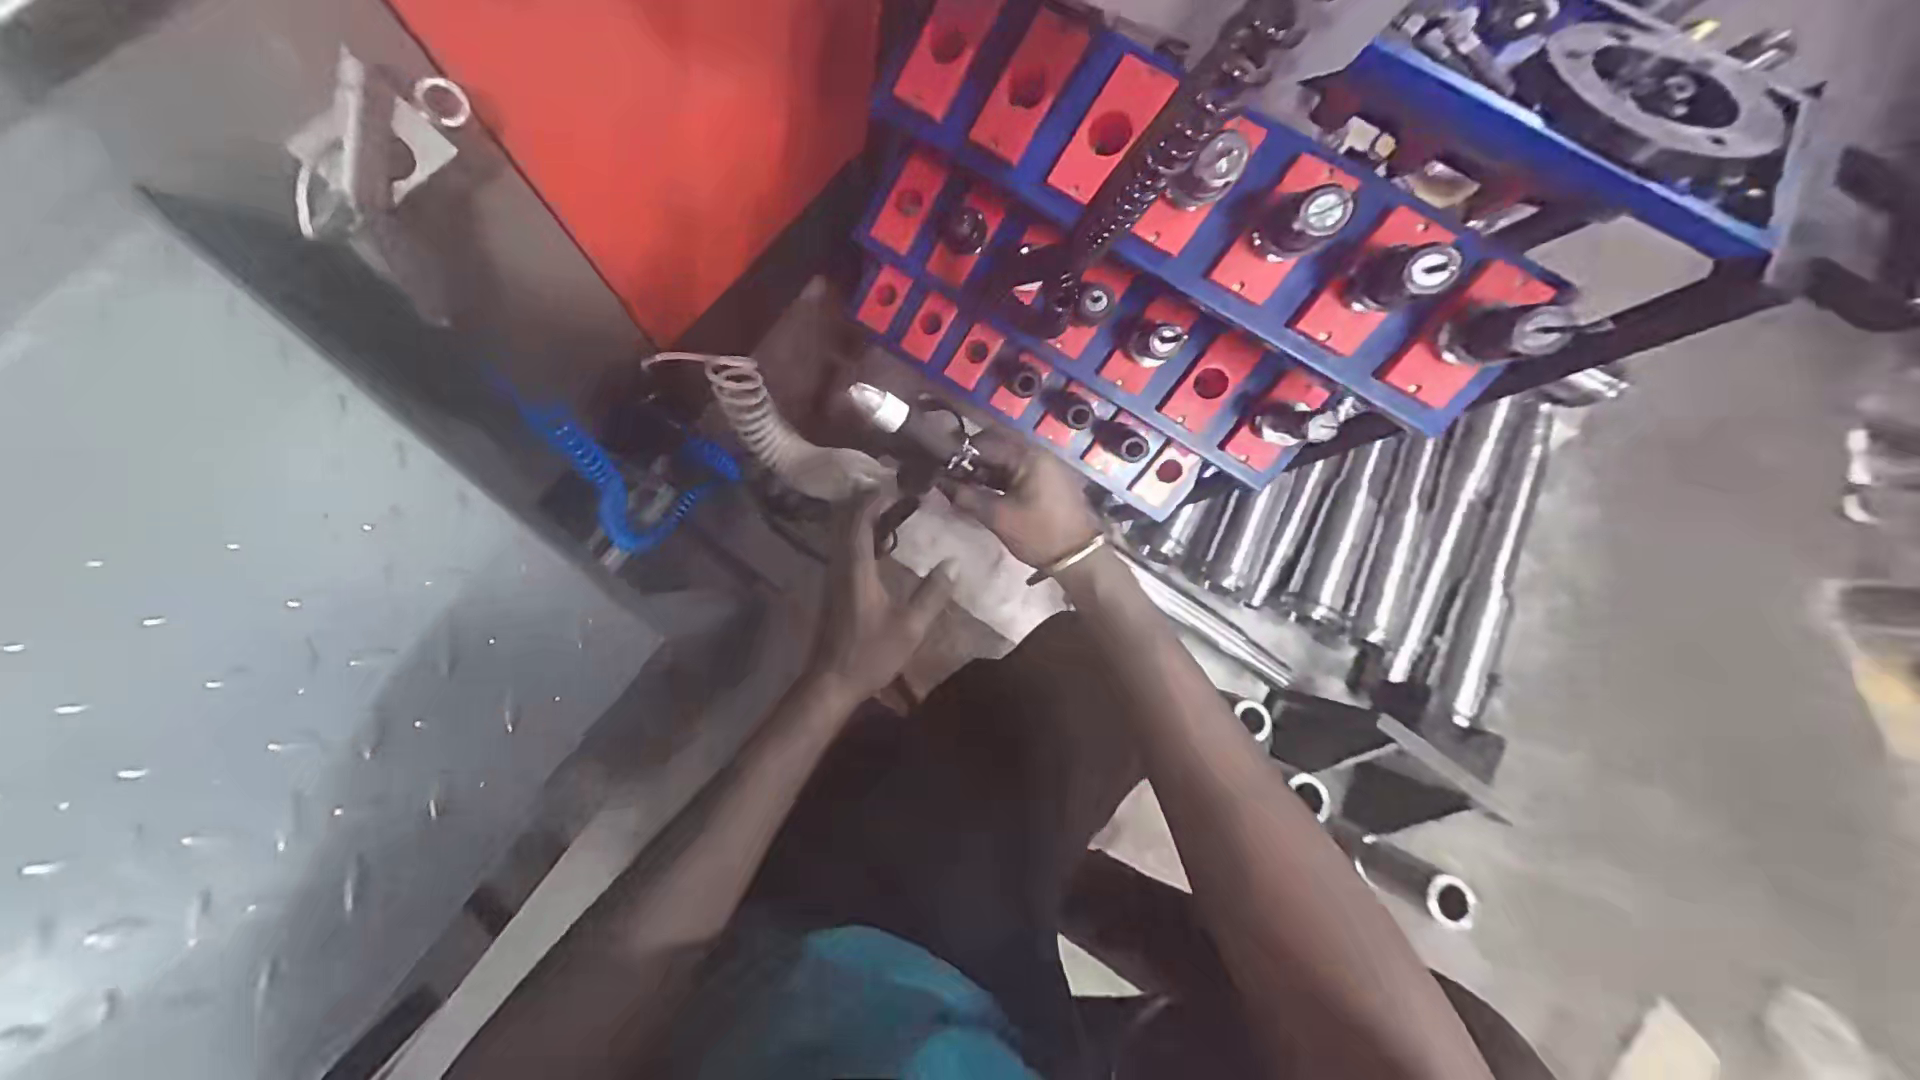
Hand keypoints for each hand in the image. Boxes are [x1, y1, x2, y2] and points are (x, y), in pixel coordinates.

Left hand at [808, 491, 956, 702]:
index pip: (859, 519)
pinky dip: (860, 533)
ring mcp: (832, 576)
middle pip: (845, 519)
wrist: (831, 681)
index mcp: (855, 568)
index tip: (897, 484)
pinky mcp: (833, 587)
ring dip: (862, 515)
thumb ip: (932, 593)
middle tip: (895, 489)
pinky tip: (881, 540)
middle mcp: (838, 565)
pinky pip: (844, 546)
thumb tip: (953, 563)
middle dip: (866, 499)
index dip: (875, 497)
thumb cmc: (870, 654)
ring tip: (891, 506)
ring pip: (842, 532)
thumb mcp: (910, 627)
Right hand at [945, 429, 1103, 569]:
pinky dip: (999, 477)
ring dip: (984, 469)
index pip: (985, 441)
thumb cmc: (1039, 534)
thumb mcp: (998, 518)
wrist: (1079, 556)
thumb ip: (967, 497)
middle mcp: (1037, 452)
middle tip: (951, 476)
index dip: (960, 451)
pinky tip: (983, 491)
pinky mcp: (1046, 479)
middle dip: (972, 459)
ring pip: (1006, 458)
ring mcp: (1044, 465)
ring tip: (963, 486)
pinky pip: (1016, 469)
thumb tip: (940, 482)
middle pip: (996, 445)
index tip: (940, 465)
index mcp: (1028, 455)